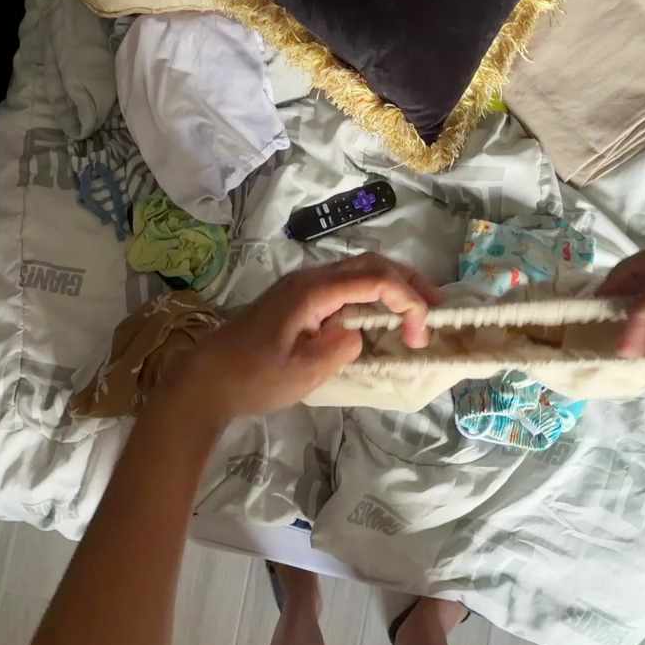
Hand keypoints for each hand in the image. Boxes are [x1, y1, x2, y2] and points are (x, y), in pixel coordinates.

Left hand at [152, 254, 441, 427]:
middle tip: (437, 309)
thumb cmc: (253, 378)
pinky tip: (382, 316)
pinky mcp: (299, 300)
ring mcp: (303, 287)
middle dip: (409, 282)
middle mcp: (310, 279)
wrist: (207, 379)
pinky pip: (346, 285)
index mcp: (312, 291)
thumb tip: (359, 332)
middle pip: (371, 264)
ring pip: (359, 271)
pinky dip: (373, 294)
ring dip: (393, 285)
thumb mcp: (303, 371)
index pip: (374, 279)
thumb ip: (341, 347)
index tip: (421, 334)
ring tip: (419, 310)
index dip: (406, 300)